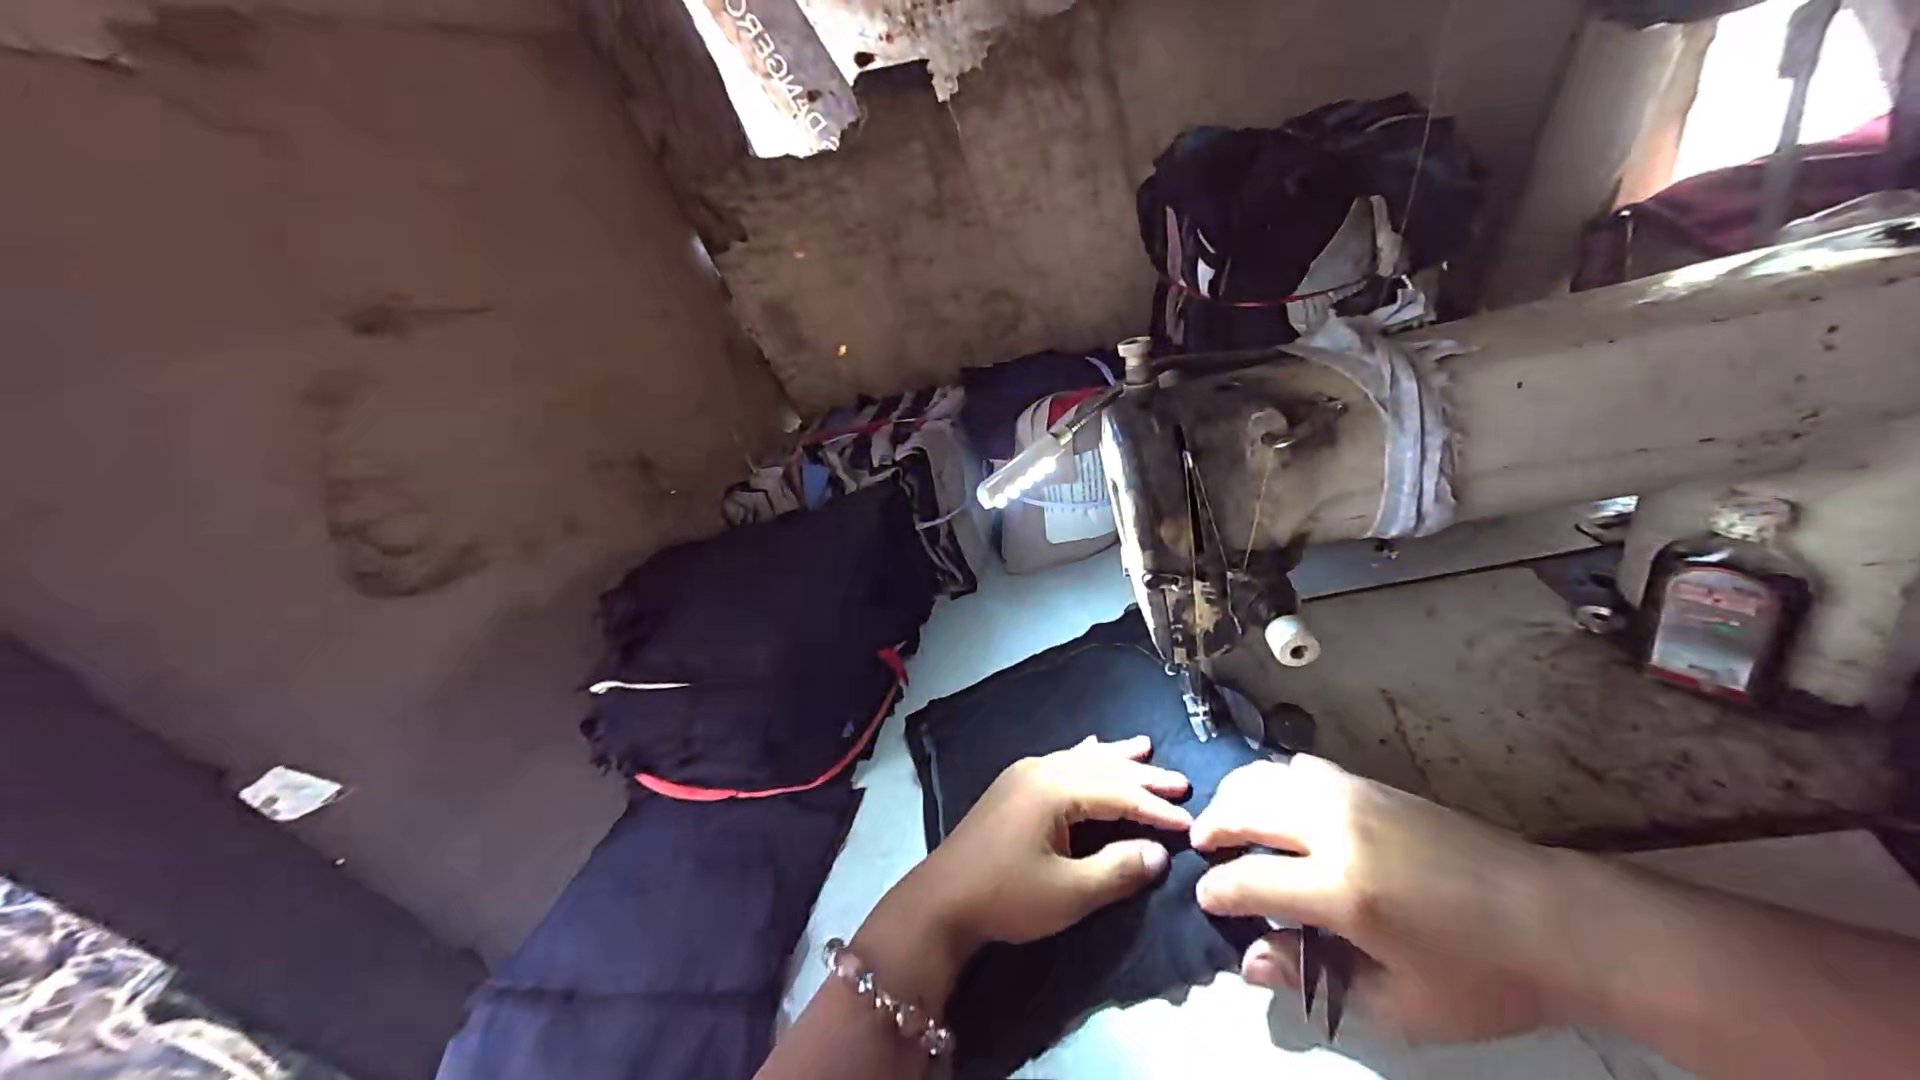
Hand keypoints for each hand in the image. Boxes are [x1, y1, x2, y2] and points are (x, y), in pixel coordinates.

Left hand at [898, 735, 1191, 952]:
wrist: (942, 900)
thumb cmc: (1006, 896)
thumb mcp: (1069, 893)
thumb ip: (1118, 870)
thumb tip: (1160, 853)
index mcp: (1054, 788)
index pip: (1117, 792)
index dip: (1155, 808)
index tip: (1190, 822)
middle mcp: (1039, 769)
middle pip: (1100, 768)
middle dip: (1141, 776)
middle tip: (1180, 782)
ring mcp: (1022, 774)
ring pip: (1079, 759)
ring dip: (1114, 759)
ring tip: (1145, 748)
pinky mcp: (1012, 785)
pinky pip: (1060, 761)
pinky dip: (1083, 757)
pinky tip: (1091, 746)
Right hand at [1191, 755, 1569, 1043]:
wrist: (1559, 920)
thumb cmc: (1483, 977)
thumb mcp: (1402, 1006)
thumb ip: (1315, 980)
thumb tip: (1250, 962)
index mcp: (1342, 890)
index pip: (1249, 880)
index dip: (1217, 891)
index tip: (1207, 899)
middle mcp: (1336, 829)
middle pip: (1244, 809)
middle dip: (1212, 826)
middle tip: (1203, 846)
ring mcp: (1353, 797)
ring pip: (1266, 776)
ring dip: (1237, 796)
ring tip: (1231, 819)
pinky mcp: (1371, 783)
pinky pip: (1301, 767)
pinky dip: (1274, 780)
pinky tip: (1281, 804)